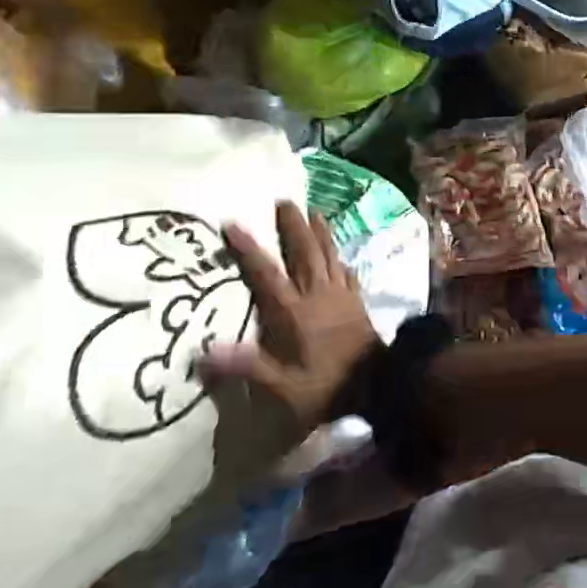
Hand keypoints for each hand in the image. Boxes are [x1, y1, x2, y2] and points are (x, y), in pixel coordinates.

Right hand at [198, 202, 383, 435]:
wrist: (381, 385)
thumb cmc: (327, 387)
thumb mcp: (284, 386)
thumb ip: (248, 366)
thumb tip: (206, 350)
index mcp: (295, 312)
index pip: (267, 274)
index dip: (249, 249)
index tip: (234, 223)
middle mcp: (318, 295)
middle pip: (304, 253)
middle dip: (293, 226)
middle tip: (284, 200)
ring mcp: (341, 296)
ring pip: (328, 256)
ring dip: (320, 233)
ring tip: (315, 212)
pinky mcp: (358, 303)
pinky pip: (347, 274)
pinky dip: (340, 261)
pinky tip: (339, 257)